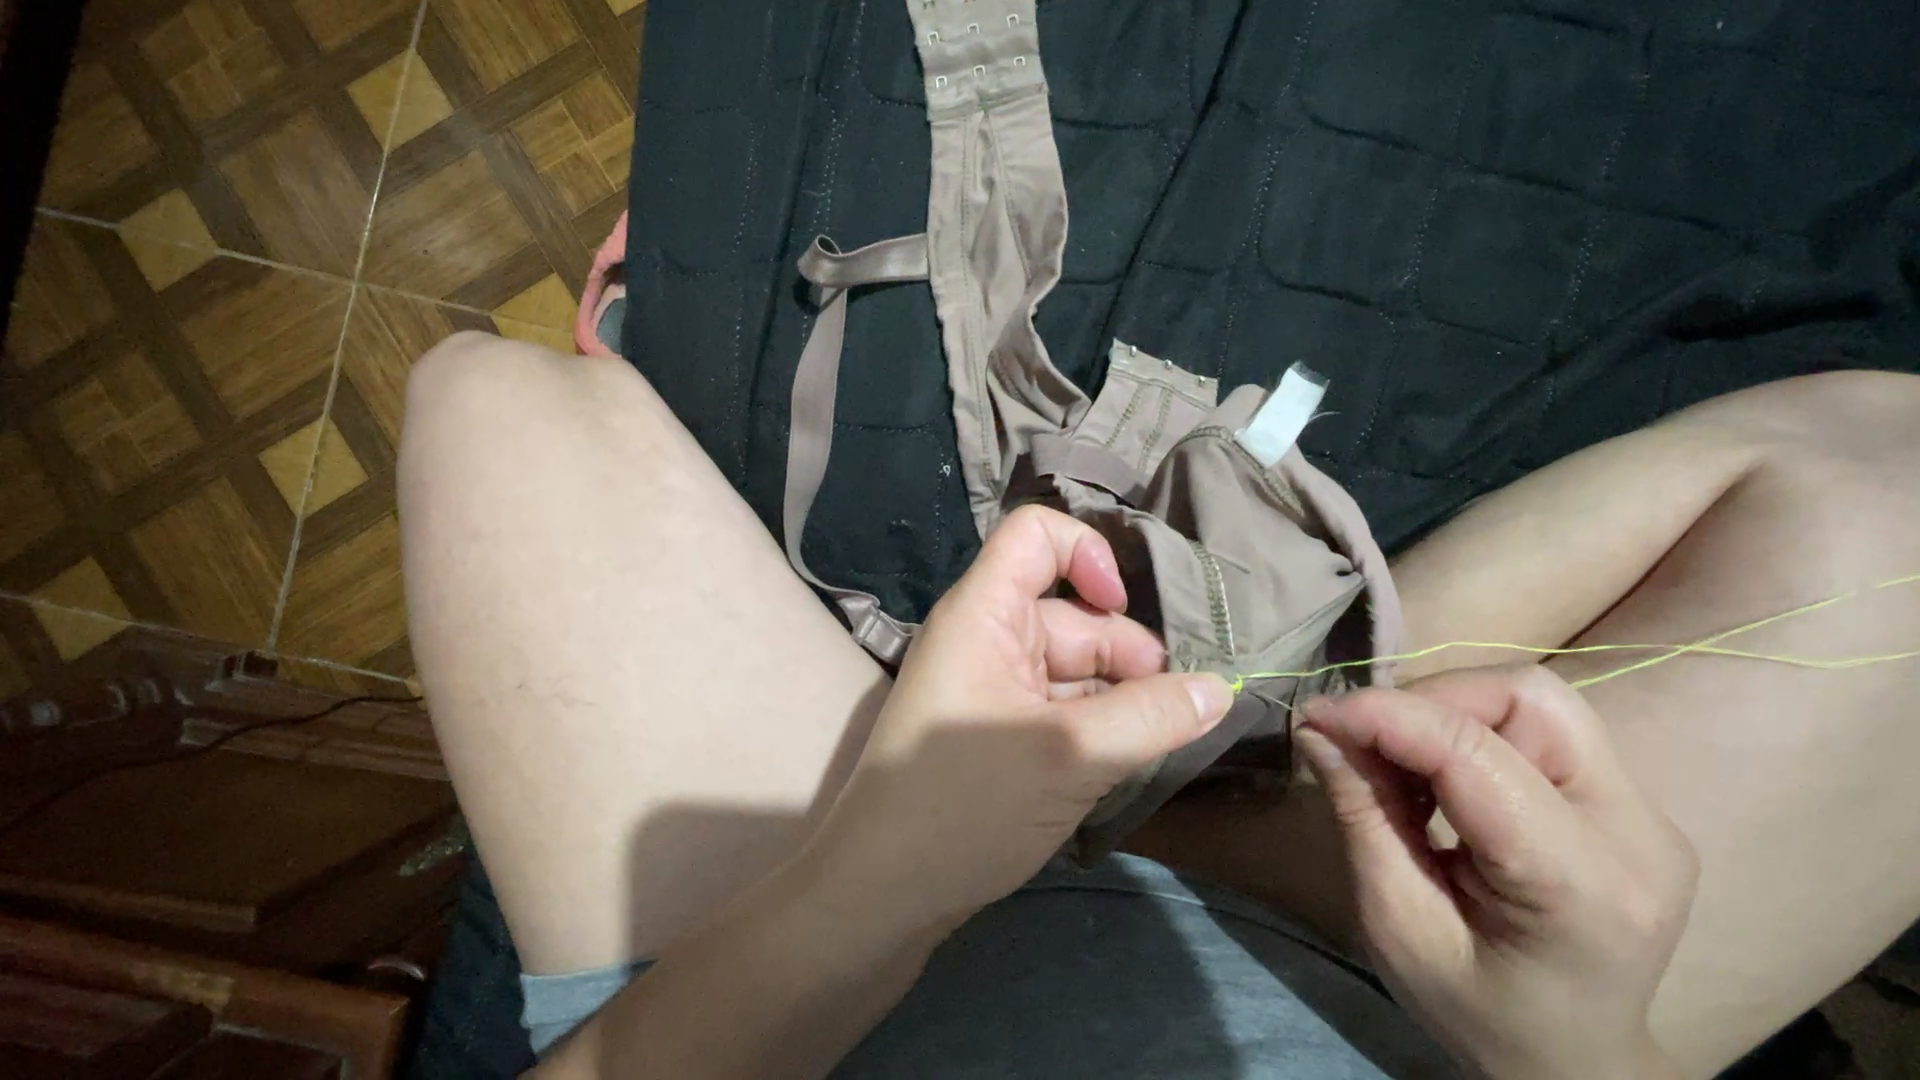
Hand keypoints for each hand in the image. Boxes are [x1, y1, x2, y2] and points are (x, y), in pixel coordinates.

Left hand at [801, 505, 1234, 936]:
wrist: (882, 894)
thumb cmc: (965, 804)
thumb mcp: (1069, 758)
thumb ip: (1150, 718)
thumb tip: (1220, 690)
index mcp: (983, 614)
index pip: (1036, 535)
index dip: (1088, 553)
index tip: (1125, 610)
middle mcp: (986, 640)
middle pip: (1072, 614)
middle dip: (1127, 656)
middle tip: (1172, 713)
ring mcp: (991, 690)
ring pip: (1074, 669)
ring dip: (1119, 699)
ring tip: (1157, 745)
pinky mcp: (998, 735)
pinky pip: (1061, 710)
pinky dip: (1097, 728)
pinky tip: (1126, 763)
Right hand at [1294, 665, 1698, 1079]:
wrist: (1574, 1058)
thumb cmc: (1476, 1009)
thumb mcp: (1398, 923)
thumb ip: (1363, 816)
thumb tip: (1317, 728)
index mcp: (1581, 883)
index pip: (1476, 753)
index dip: (1386, 715)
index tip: (1316, 715)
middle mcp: (1636, 829)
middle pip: (1527, 698)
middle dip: (1429, 702)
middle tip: (1366, 741)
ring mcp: (1645, 810)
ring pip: (1534, 698)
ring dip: (1449, 710)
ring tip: (1400, 759)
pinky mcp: (1629, 798)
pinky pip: (1540, 725)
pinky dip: (1472, 727)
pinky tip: (1441, 775)